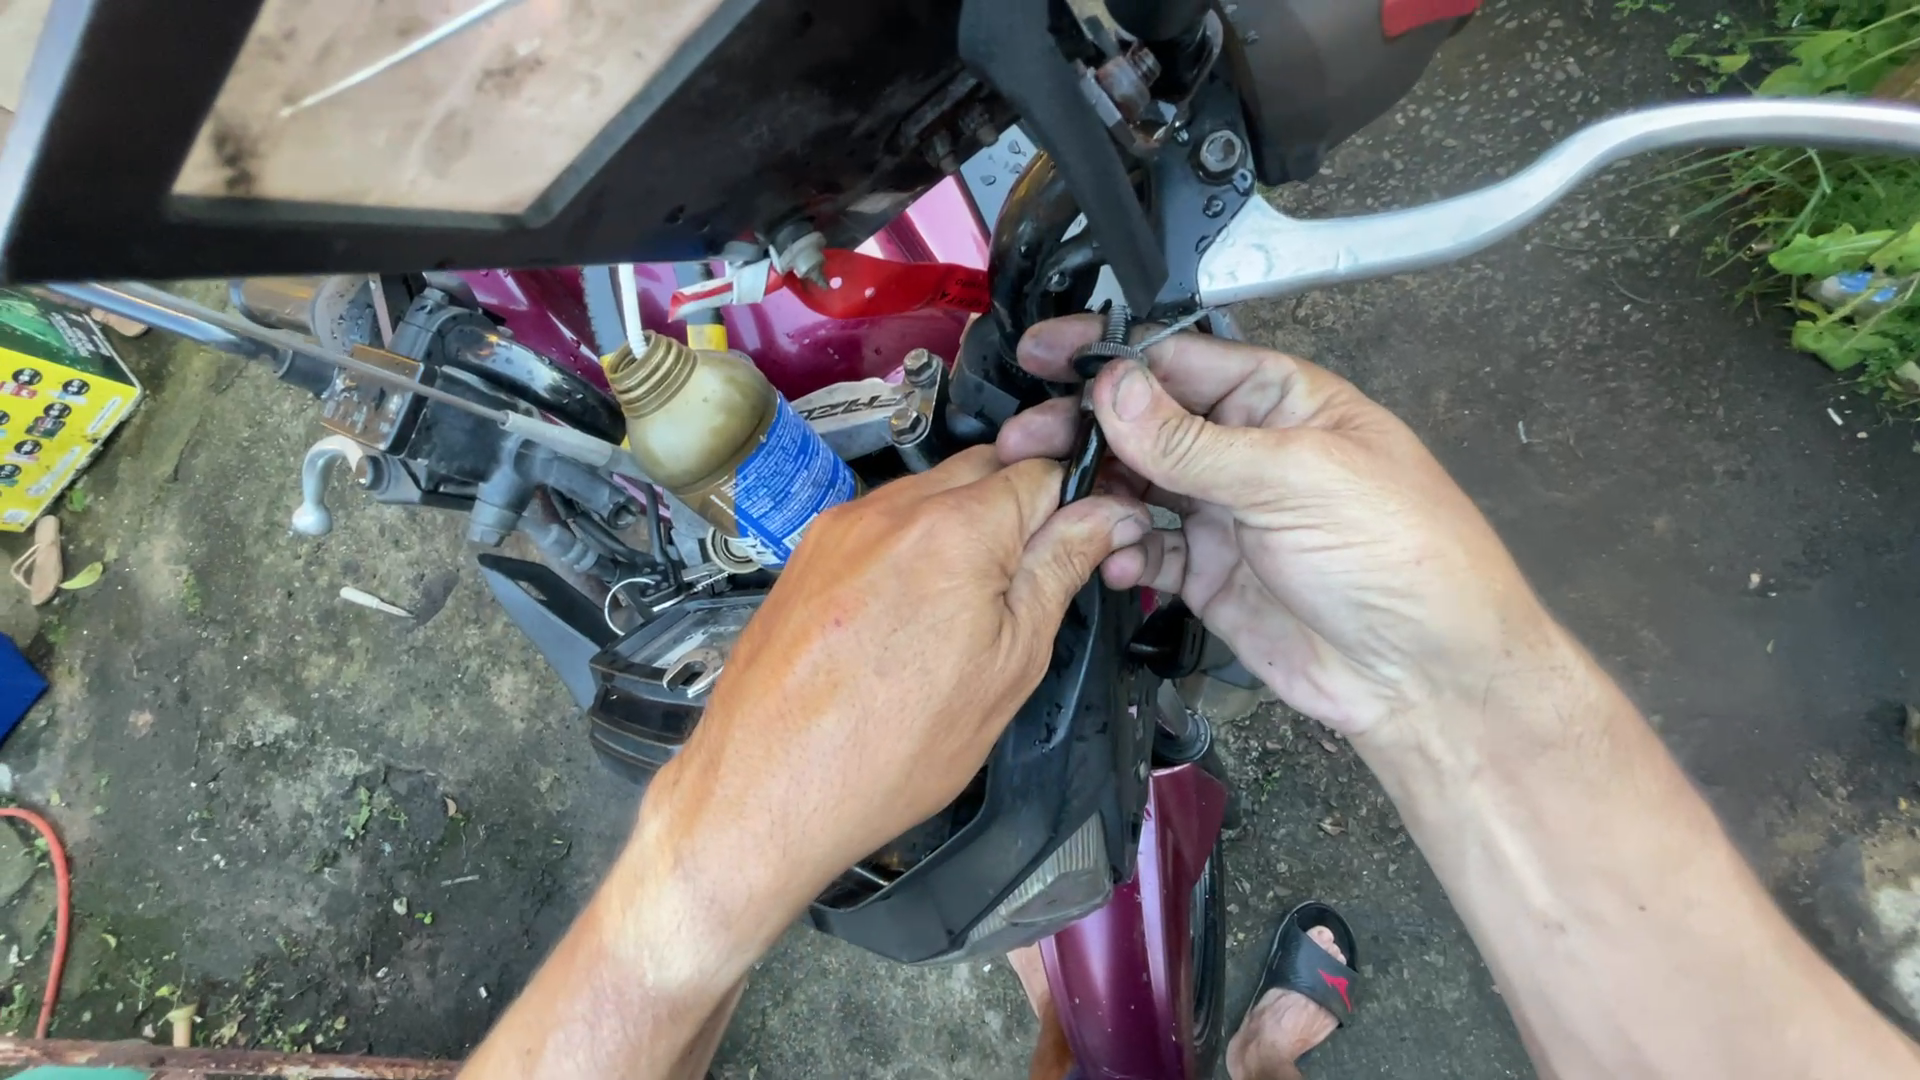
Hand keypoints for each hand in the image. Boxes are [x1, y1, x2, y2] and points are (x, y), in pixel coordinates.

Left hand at [653, 445, 1146, 898]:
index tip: (1087, 535)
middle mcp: (894, 507)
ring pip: (935, 489)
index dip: (1078, 500)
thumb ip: (1058, 571)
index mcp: (957, 530)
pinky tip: (915, 603)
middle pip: (988, 466)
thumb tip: (1104, 518)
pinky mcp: (815, 546)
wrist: (765, 788)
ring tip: (967, 600)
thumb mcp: (1008, 665)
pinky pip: (887, 517)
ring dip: (969, 523)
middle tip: (1031, 572)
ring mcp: (845, 522)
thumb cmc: (887, 749)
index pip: (1044, 471)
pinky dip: (918, 540)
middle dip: (1023, 506)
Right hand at [996, 315, 1555, 735]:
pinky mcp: (1204, 571)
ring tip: (1057, 505)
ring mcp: (1218, 512)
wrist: (1421, 679)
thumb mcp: (1297, 481)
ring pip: (1133, 486)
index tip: (1045, 355)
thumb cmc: (1394, 555)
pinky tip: (1118, 562)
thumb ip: (1194, 442)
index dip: (1108, 356)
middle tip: (1024, 439)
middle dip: (1082, 428)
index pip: (1176, 361)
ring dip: (1093, 493)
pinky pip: (1144, 549)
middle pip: (1141, 424)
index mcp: (1274, 400)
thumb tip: (1112, 387)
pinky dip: (1122, 553)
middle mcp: (1239, 449)